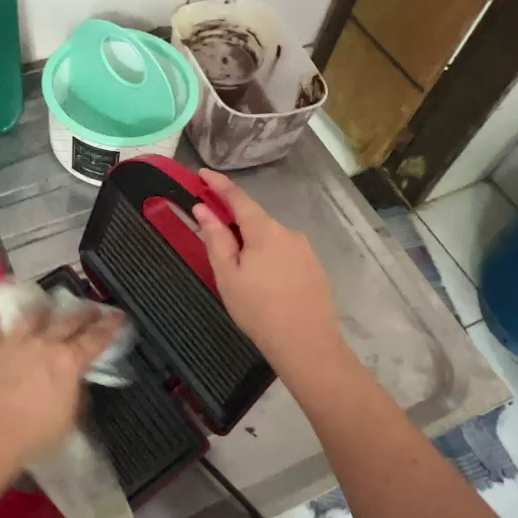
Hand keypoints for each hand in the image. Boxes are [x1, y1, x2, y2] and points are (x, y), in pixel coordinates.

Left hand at [0, 302, 124, 467]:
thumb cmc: (36, 435)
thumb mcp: (70, 419)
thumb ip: (77, 395)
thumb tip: (76, 383)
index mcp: (70, 361)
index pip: (96, 338)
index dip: (110, 326)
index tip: (119, 316)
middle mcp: (45, 343)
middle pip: (69, 321)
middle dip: (84, 314)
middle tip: (93, 310)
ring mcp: (15, 341)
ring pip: (33, 315)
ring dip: (45, 311)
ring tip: (49, 309)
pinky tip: (0, 311)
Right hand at [191, 169, 348, 373]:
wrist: (307, 344)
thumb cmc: (259, 310)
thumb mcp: (228, 275)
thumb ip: (216, 238)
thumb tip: (203, 209)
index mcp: (265, 230)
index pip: (238, 198)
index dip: (219, 184)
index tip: (202, 173)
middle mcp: (288, 232)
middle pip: (255, 220)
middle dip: (234, 225)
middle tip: (215, 245)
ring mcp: (305, 250)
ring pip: (270, 239)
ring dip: (253, 247)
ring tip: (242, 277)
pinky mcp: (315, 268)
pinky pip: (285, 254)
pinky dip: (270, 260)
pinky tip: (265, 286)